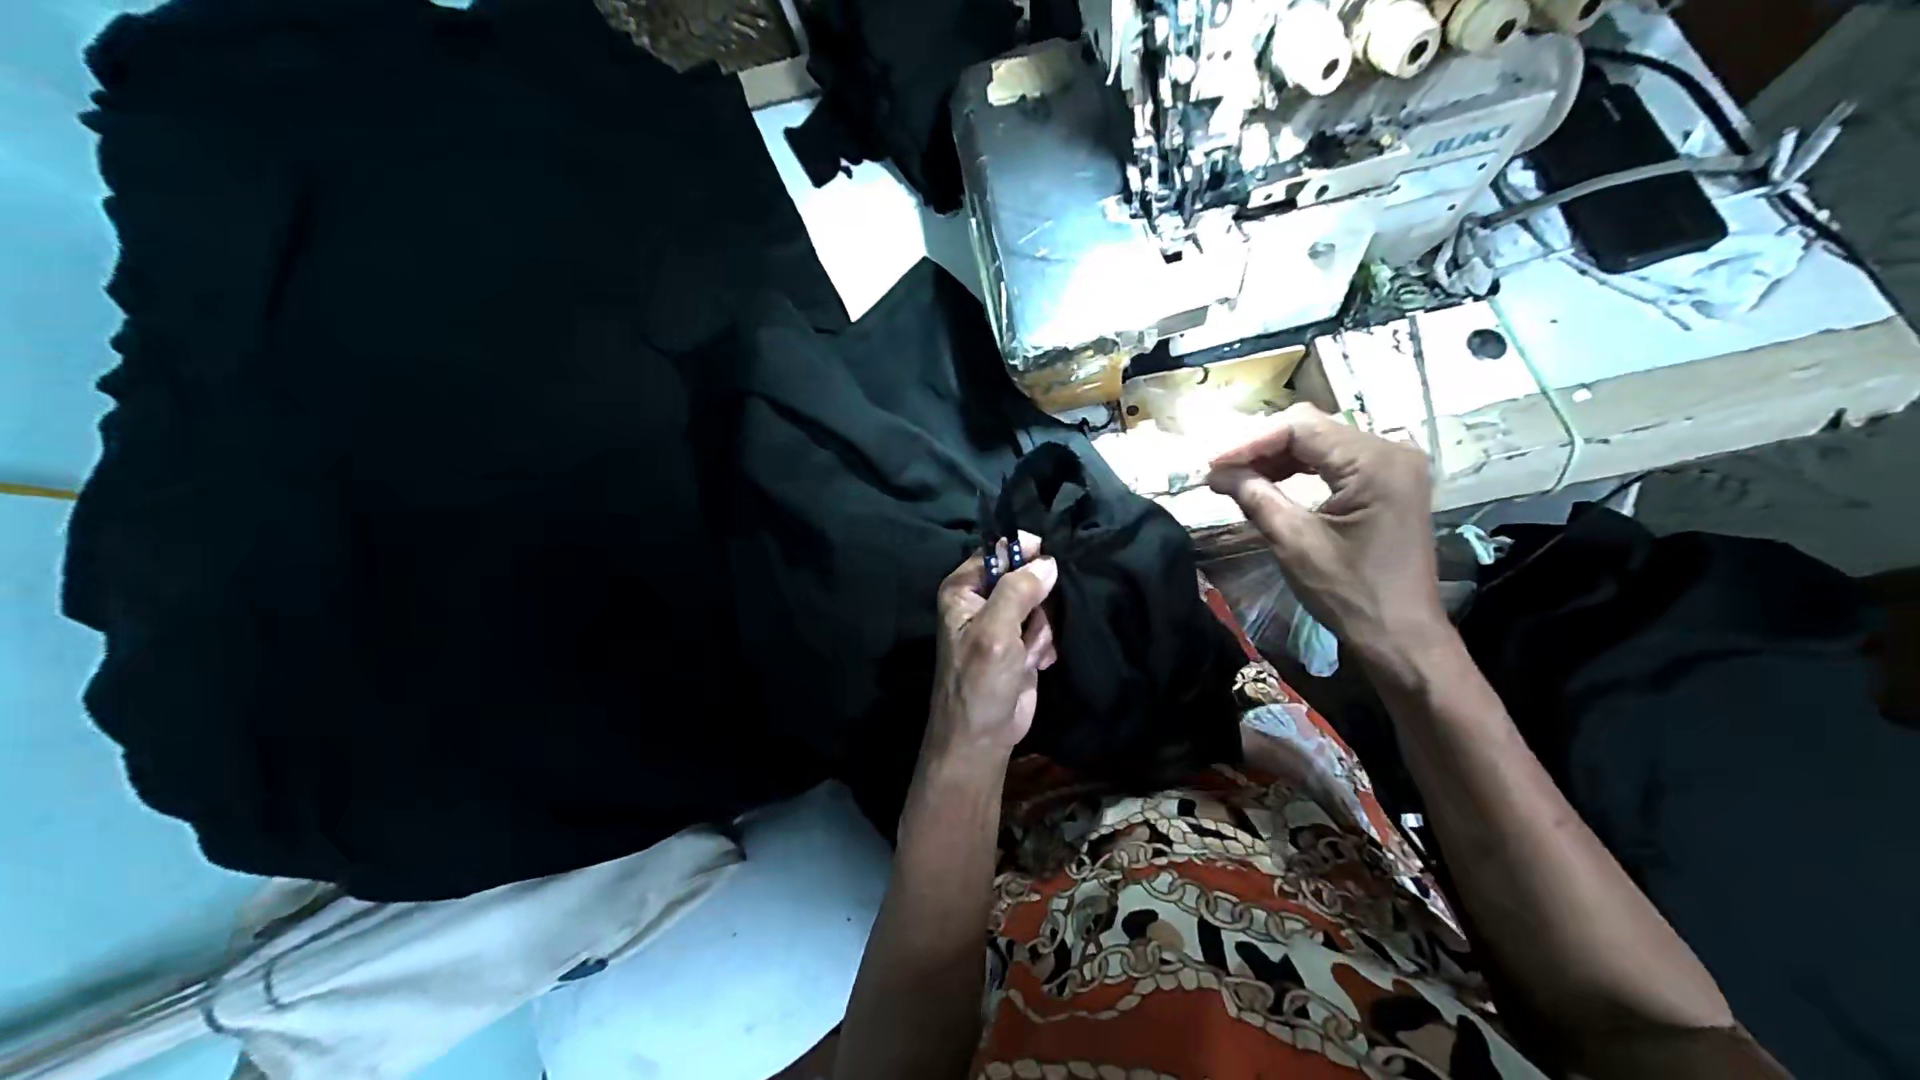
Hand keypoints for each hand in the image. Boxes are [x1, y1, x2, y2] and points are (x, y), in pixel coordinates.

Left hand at [928, 533, 1058, 764]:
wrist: (982, 737)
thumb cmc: (979, 682)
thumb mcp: (995, 632)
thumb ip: (1018, 592)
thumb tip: (1048, 561)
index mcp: (963, 589)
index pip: (996, 551)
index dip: (1023, 551)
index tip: (1047, 558)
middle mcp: (981, 600)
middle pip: (1024, 576)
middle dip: (1036, 600)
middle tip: (1031, 623)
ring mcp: (1003, 623)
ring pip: (1041, 603)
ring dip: (1040, 629)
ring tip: (1027, 654)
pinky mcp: (1021, 644)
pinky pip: (1045, 627)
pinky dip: (1044, 645)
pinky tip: (1034, 665)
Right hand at [1207, 404, 1448, 675]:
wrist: (1400, 635)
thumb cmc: (1348, 591)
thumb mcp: (1293, 541)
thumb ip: (1254, 496)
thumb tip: (1216, 472)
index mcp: (1376, 463)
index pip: (1300, 428)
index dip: (1248, 442)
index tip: (1211, 464)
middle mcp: (1391, 452)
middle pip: (1310, 428)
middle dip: (1259, 446)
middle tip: (1219, 469)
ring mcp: (1393, 466)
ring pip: (1319, 442)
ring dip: (1274, 456)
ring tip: (1235, 476)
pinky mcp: (1387, 482)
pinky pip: (1333, 461)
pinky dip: (1297, 468)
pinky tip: (1267, 481)